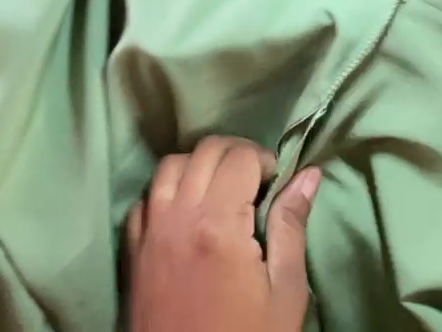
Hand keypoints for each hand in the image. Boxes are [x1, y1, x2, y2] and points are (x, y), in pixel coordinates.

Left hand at [126, 135, 322, 331]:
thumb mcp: (284, 292)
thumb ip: (292, 226)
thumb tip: (309, 174)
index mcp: (218, 224)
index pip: (240, 157)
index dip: (264, 159)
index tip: (276, 180)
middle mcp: (178, 217)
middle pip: (205, 150)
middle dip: (235, 153)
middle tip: (255, 179)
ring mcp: (150, 233)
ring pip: (170, 165)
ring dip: (199, 164)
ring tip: (221, 188)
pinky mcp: (133, 252)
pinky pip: (145, 198)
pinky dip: (167, 190)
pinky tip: (187, 211)